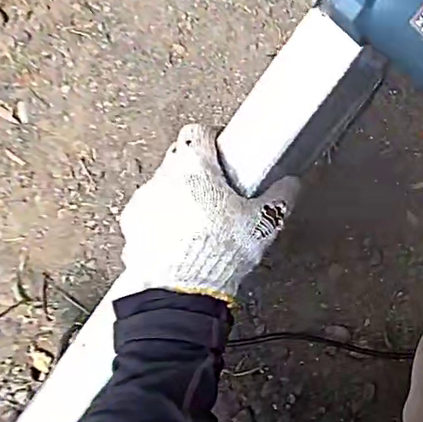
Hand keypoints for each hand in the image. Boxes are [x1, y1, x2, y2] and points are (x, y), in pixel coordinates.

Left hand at [116, 124, 300, 304]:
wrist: (182, 289)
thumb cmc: (219, 250)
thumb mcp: (262, 223)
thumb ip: (279, 198)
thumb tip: (290, 186)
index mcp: (195, 165)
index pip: (198, 132)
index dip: (211, 141)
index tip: (221, 153)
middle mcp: (164, 176)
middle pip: (178, 159)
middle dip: (195, 172)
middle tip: (215, 194)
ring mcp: (144, 201)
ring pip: (161, 187)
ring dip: (176, 198)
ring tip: (197, 224)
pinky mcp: (132, 226)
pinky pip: (148, 216)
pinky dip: (160, 224)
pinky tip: (178, 242)